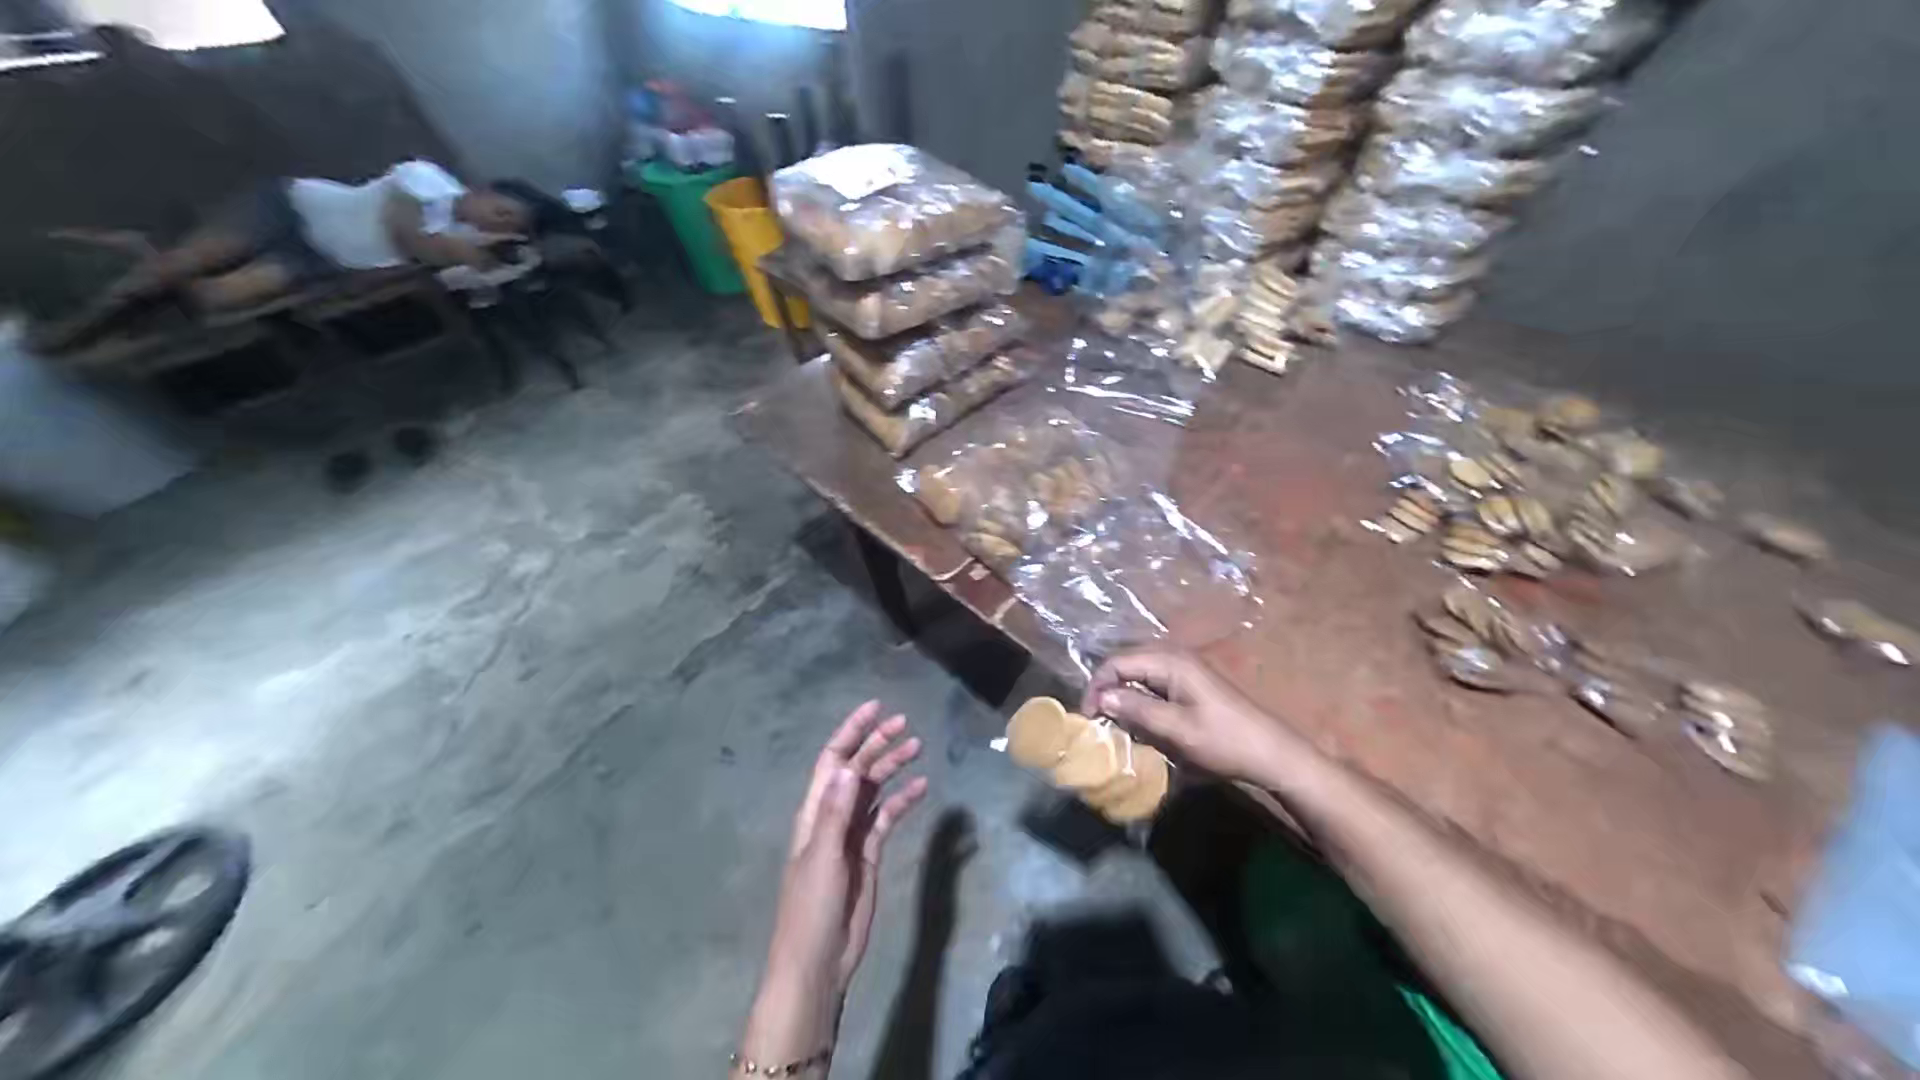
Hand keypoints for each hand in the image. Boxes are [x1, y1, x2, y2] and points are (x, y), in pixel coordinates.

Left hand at [765, 702, 928, 998]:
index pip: (833, 760)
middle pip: (858, 769)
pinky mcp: (870, 853)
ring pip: (875, 790)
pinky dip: (904, 800)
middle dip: (877, 744)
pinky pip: (889, 817)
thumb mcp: (822, 857)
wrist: (819, 960)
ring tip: (918, 747)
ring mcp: (853, 834)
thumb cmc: (811, 907)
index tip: (875, 709)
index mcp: (815, 811)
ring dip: (893, 767)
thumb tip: (849, 766)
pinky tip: (922, 787)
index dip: (851, 732)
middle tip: (905, 724)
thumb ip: (835, 813)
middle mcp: (834, 815)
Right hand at [1083, 649, 1316, 787]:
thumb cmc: (1225, 741)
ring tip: (1116, 724)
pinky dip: (1140, 701)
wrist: (1272, 754)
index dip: (1097, 687)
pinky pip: (1152, 684)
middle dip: (1107, 690)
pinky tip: (1140, 723)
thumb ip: (1137, 710)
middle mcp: (1174, 657)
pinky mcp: (1189, 684)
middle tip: (1099, 721)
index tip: (1090, 718)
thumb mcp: (1176, 729)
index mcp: (1170, 662)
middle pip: (1125, 665)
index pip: (1117, 663)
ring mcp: (1183, 669)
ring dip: (1123, 697)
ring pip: (1138, 675)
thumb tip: (1101, 698)